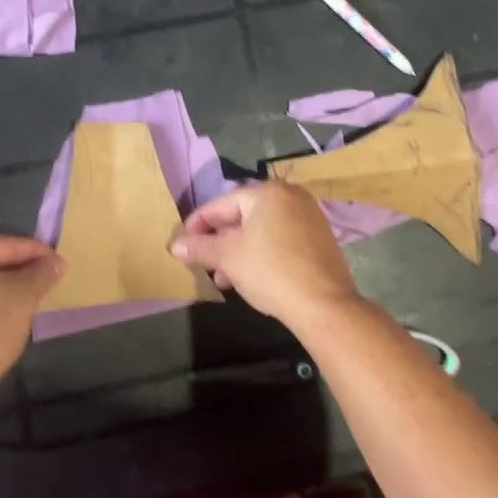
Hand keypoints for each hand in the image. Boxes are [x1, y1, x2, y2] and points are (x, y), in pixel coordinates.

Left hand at [0, 235, 64, 387]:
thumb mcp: (24, 295)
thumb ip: (42, 273)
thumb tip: (57, 262)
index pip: (7, 244)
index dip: (37, 252)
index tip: (59, 262)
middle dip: (21, 269)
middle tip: (47, 280)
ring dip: (5, 286)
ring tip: (30, 297)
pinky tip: (5, 313)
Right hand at [170, 181, 360, 326]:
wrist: (323, 305)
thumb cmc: (270, 271)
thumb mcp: (227, 258)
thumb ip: (199, 247)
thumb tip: (174, 245)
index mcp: (267, 193)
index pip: (221, 204)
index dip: (198, 223)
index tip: (182, 241)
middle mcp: (290, 197)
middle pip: (242, 216)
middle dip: (220, 242)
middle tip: (203, 263)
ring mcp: (308, 217)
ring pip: (261, 231)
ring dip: (238, 252)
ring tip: (224, 279)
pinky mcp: (319, 239)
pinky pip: (280, 239)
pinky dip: (261, 253)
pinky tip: (249, 277)